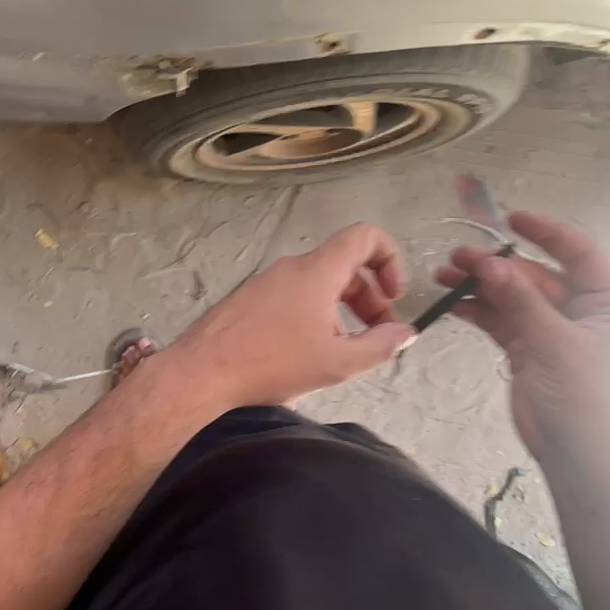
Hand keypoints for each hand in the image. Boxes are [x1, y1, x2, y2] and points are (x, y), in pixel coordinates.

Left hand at [167, 223, 414, 409]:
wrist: (202, 372)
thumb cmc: (272, 364)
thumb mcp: (337, 363)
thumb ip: (380, 346)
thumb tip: (406, 333)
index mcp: (317, 271)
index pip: (365, 236)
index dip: (390, 259)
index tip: (392, 296)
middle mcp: (290, 267)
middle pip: (342, 267)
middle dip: (367, 299)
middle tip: (375, 336)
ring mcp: (264, 282)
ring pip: (315, 287)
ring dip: (338, 314)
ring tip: (338, 352)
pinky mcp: (245, 301)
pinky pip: (289, 299)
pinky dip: (308, 318)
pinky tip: (301, 355)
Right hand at [438, 211, 609, 469]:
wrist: (579, 454)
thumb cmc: (584, 396)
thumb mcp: (555, 343)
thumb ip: (521, 302)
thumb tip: (490, 264)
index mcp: (607, 301)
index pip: (577, 253)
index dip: (546, 232)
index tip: (511, 217)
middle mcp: (581, 310)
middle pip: (535, 275)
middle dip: (497, 264)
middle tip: (456, 257)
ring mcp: (552, 331)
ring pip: (513, 298)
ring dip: (481, 287)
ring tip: (443, 276)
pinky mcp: (528, 352)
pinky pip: (502, 322)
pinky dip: (479, 312)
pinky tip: (453, 303)